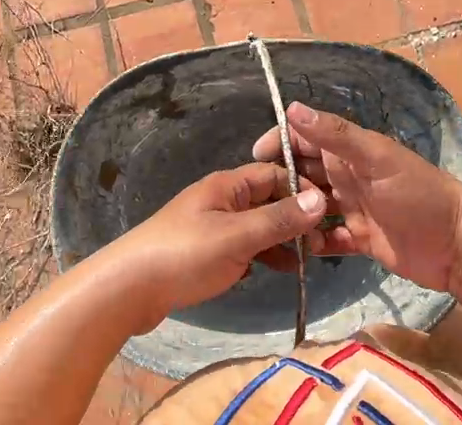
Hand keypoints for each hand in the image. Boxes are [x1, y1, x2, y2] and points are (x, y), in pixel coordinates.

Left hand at [93, 162, 327, 331]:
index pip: (273, 174)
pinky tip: (279, 271)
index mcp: (227, 185)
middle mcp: (222, 200)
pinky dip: (264, 256)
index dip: (301, 189)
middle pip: (267, 200)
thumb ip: (278, 219)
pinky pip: (245, 247)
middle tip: (322, 244)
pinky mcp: (207, 253)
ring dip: (282, 239)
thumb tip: (320, 198)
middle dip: (295, 217)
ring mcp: (213, 227)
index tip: (329, 212)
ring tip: (308, 261)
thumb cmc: (185, 254)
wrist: (131, 288)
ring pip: (258, 226)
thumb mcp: (237, 236)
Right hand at [252, 102, 461, 291]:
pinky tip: (301, 251)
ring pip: (311, 206)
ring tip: (274, 227)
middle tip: (259, 201)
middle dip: (280, 182)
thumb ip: (334, 135)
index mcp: (348, 151)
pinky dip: (314, 244)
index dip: (279, 143)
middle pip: (303, 173)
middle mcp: (346, 175)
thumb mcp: (375, 158)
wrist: (457, 245)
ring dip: (294, 214)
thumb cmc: (416, 193)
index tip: (254, 159)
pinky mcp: (360, 239)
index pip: (304, 138)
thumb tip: (291, 107)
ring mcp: (352, 208)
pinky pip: (328, 240)